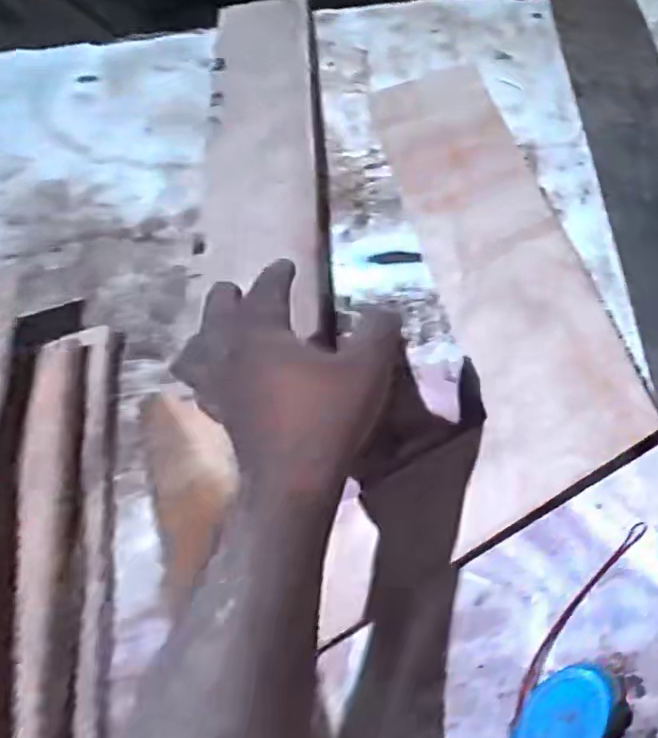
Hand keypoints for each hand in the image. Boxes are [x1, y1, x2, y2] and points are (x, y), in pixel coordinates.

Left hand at [172, 260, 402, 503]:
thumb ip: (378, 330)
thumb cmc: (332, 411)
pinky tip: (219, 376)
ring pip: (196, 354)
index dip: (274, 280)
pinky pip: (202, 382)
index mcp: (261, 340)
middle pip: (217, 323)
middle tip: (229, 287)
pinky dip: (206, 369)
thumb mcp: (370, 364)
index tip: (283, 264)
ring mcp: (220, 390)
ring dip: (203, 335)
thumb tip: (381, 308)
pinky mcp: (223, 414)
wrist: (295, 472)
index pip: (263, 300)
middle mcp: (230, 359)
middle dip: (224, 302)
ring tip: (210, 330)